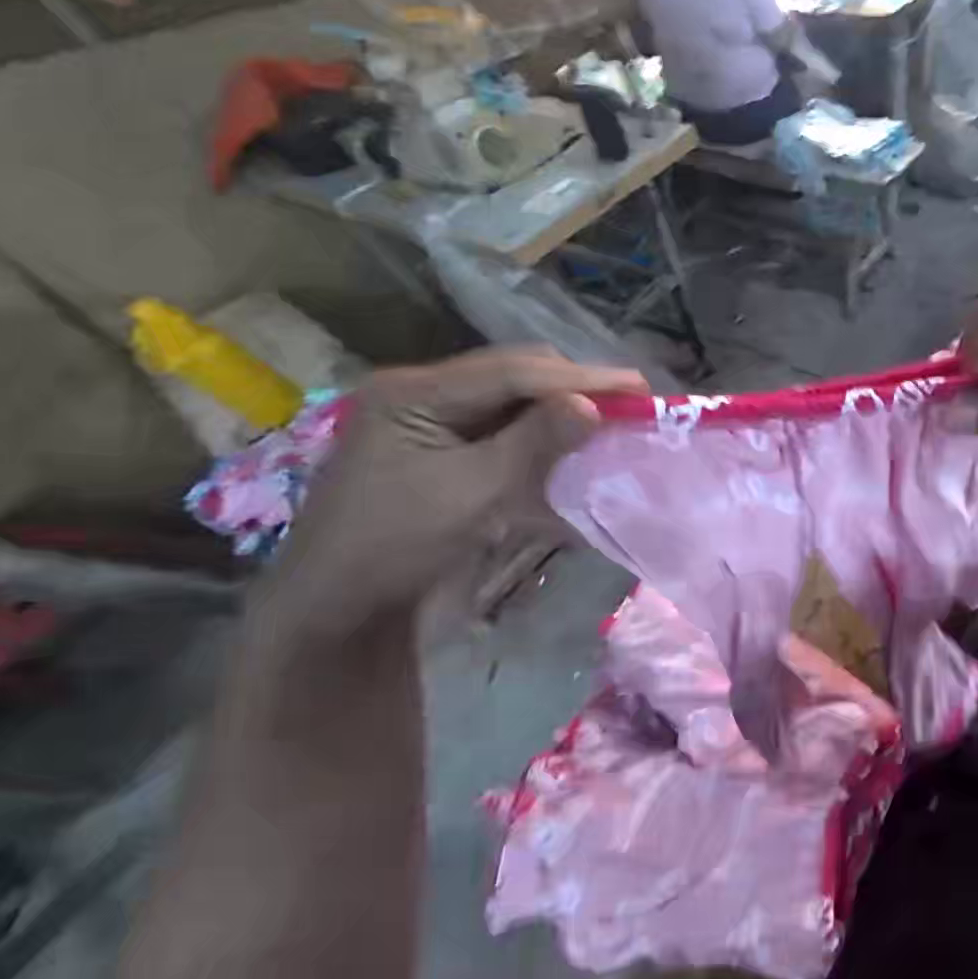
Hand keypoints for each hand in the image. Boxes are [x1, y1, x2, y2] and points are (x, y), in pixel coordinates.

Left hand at [262, 347, 647, 622]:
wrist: (339, 607)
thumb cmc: (398, 545)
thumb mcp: (474, 492)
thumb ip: (535, 443)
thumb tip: (593, 405)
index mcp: (414, 392)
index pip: (513, 371)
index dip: (581, 377)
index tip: (638, 386)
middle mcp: (422, 393)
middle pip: (515, 376)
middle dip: (574, 389)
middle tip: (629, 405)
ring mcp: (431, 420)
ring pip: (514, 401)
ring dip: (562, 412)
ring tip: (610, 421)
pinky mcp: (444, 448)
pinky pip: (504, 430)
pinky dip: (542, 438)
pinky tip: (571, 447)